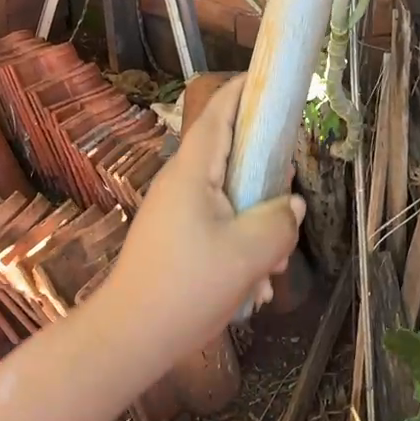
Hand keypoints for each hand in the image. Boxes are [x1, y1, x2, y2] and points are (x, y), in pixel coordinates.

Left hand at [104, 76, 304, 355]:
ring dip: (257, 219)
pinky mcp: (175, 238)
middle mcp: (181, 181)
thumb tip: (290, 204)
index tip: (276, 83)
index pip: (220, 111)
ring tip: (275, 258)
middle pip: (230, 153)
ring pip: (229, 195)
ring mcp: (175, 210)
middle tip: (291, 192)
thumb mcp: (248, 254)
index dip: (247, 90)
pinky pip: (217, 224)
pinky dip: (241, 242)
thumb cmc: (187, 287)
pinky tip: (256, 283)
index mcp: (194, 169)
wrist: (129, 337)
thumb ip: (279, 221)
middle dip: (266, 172)